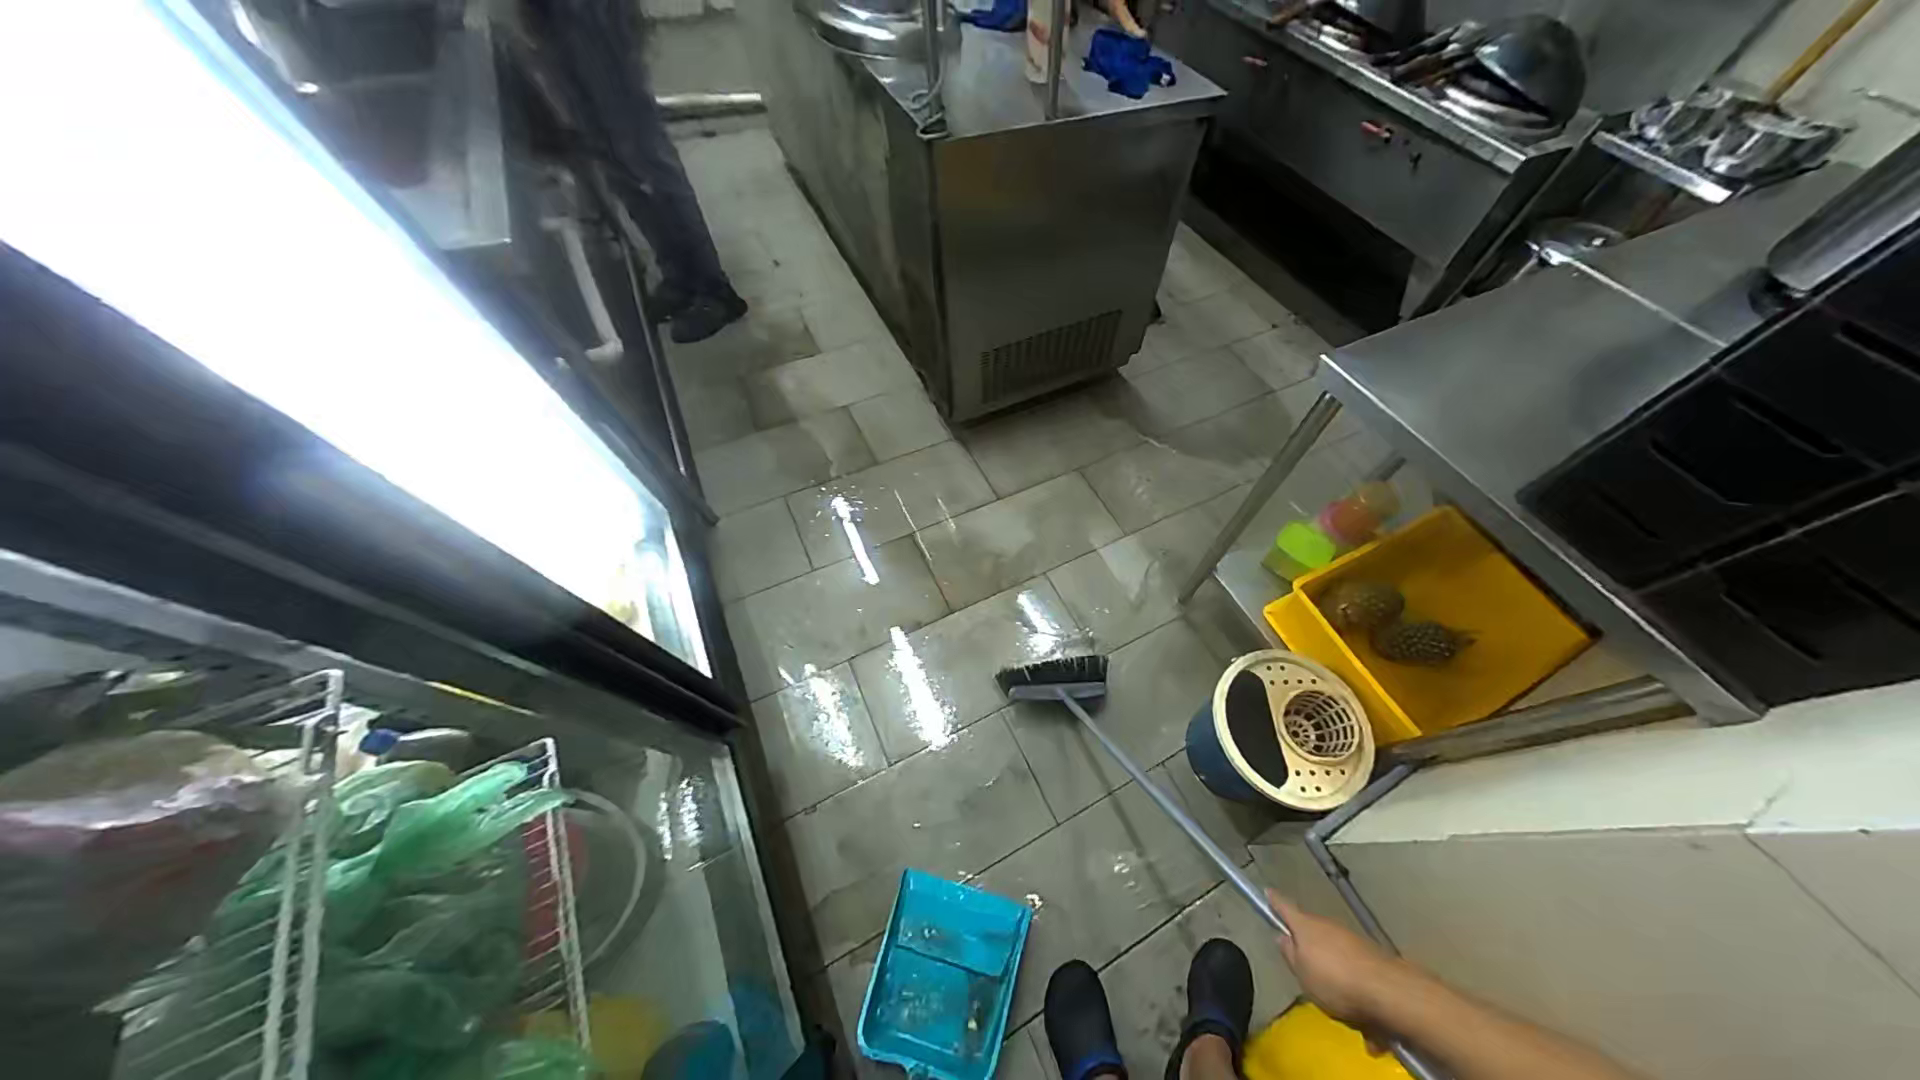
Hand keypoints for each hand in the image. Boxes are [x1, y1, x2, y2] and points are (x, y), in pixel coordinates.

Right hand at [1268, 889, 1412, 1028]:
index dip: (1275, 901)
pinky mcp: (1374, 955)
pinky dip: (1353, 981)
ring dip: (1333, 967)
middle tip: (1305, 968)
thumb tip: (1284, 938)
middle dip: (1308, 944)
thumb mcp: (1302, 975)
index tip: (1268, 892)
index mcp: (1305, 926)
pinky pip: (1354, 966)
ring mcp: (1353, 938)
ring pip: (1335, 949)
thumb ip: (1290, 955)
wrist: (1390, 993)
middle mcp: (1328, 925)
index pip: (1285, 907)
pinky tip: (1359, 1011)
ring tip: (1336, 998)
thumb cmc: (1335, 982)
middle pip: (1312, 930)